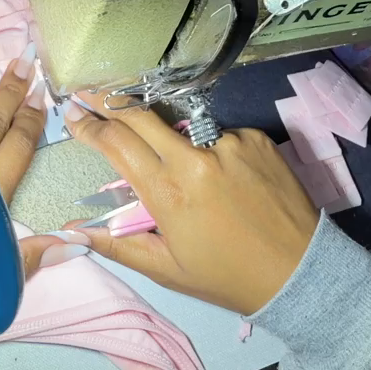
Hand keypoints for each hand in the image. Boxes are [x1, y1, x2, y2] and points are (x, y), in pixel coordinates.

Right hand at [66, 99, 319, 316]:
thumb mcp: (166, 269)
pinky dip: (212, 150)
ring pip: (181, 127)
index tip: (72, 113)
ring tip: (193, 178)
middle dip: (108, 101)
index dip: (89, 125)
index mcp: (167, 191)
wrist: (299, 274)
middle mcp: (194, 158)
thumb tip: (71, 229)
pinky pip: (218, 135)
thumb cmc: (226, 276)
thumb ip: (116, 244)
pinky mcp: (254, 137)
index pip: (116, 142)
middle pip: (139, 115)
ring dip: (171, 140)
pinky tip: (228, 180)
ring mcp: (227, 142)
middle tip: (91, 93)